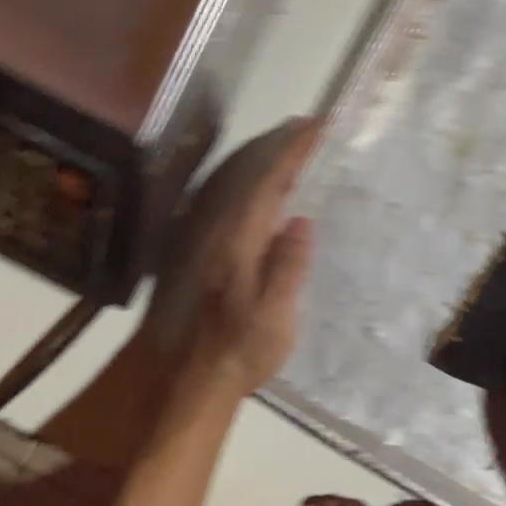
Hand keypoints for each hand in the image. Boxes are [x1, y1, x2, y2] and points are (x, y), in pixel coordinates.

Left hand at [147, 119, 318, 400]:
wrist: (187, 378)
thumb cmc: (238, 351)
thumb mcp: (275, 316)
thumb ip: (288, 266)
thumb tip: (300, 219)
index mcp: (238, 240)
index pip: (267, 180)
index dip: (292, 150)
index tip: (317, 126)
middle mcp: (215, 230)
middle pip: (245, 173)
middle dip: (275, 146)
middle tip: (306, 129)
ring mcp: (201, 239)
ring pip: (230, 184)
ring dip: (258, 161)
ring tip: (286, 149)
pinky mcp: (196, 252)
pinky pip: (222, 202)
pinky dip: (243, 184)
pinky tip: (256, 193)